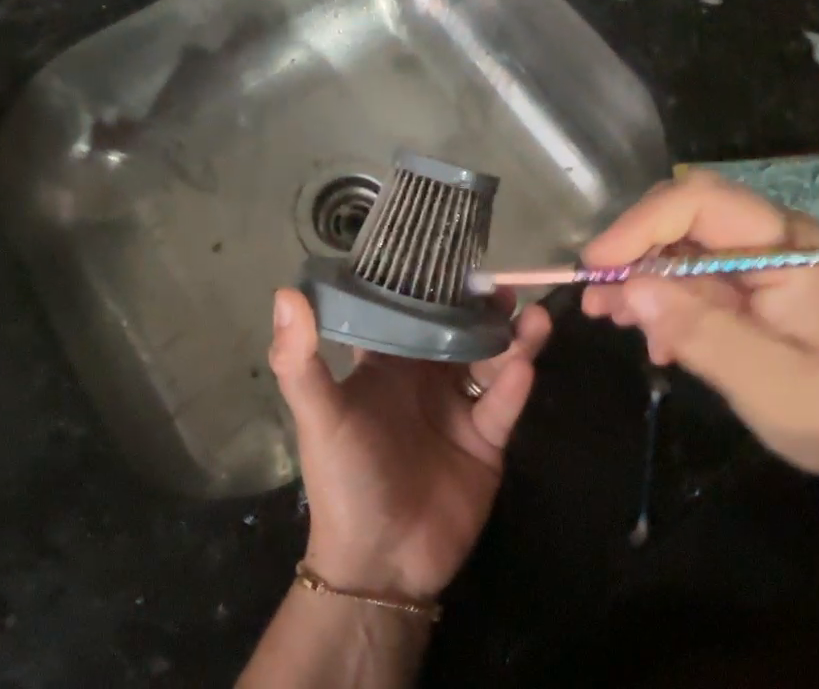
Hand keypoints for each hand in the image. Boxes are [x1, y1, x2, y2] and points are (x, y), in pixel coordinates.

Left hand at [268, 288, 549, 600]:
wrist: (380, 562)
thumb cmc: (344, 480)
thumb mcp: (319, 418)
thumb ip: (300, 361)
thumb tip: (286, 291)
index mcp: (384, 366)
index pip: (409, 314)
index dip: (429, 287)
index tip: (451, 257)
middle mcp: (423, 380)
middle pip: (458, 332)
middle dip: (481, 307)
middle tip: (502, 286)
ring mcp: (457, 409)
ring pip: (490, 361)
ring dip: (510, 338)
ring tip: (532, 316)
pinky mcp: (486, 441)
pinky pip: (503, 405)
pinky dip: (514, 384)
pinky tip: (524, 364)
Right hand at [580, 170, 818, 478]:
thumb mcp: (768, 383)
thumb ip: (700, 331)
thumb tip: (629, 288)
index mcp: (788, 248)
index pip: (700, 201)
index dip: (640, 224)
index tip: (599, 266)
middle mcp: (774, 238)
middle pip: (685, 214)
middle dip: (633, 249)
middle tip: (596, 297)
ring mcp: (765, 259)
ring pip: (683, 243)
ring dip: (641, 277)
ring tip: (609, 318)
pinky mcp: (755, 283)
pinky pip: (696, 274)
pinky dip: (664, 299)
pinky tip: (655, 340)